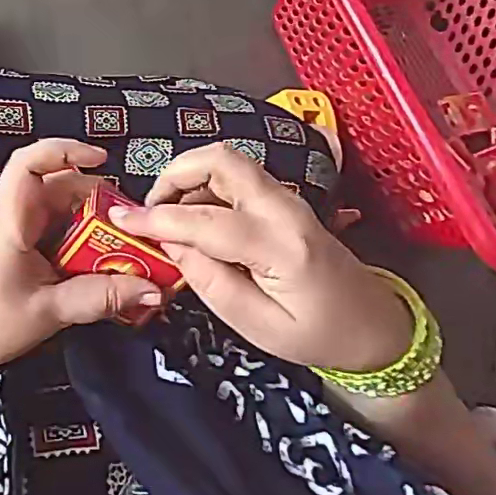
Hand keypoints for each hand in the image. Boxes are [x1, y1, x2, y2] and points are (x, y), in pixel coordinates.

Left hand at [0, 140, 162, 378]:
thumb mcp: (47, 312)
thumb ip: (100, 297)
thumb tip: (149, 288)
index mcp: (10, 220)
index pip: (29, 163)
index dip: (64, 150)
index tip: (100, 158)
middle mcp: (11, 216)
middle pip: (57, 185)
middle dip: (96, 198)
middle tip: (129, 221)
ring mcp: (14, 230)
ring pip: (60, 209)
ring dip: (91, 222)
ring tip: (121, 243)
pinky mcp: (17, 247)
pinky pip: (55, 230)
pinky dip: (80, 240)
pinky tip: (99, 260)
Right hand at [108, 143, 414, 372]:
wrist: (373, 324)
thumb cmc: (318, 335)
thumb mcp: (257, 326)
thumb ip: (209, 281)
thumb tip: (170, 243)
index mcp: (281, 247)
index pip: (206, 220)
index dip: (157, 218)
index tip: (122, 219)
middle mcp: (284, 208)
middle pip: (222, 159)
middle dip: (175, 173)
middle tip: (151, 208)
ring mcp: (287, 197)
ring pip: (228, 160)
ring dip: (189, 176)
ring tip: (169, 215)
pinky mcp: (284, 198)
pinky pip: (237, 175)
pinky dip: (205, 183)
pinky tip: (195, 215)